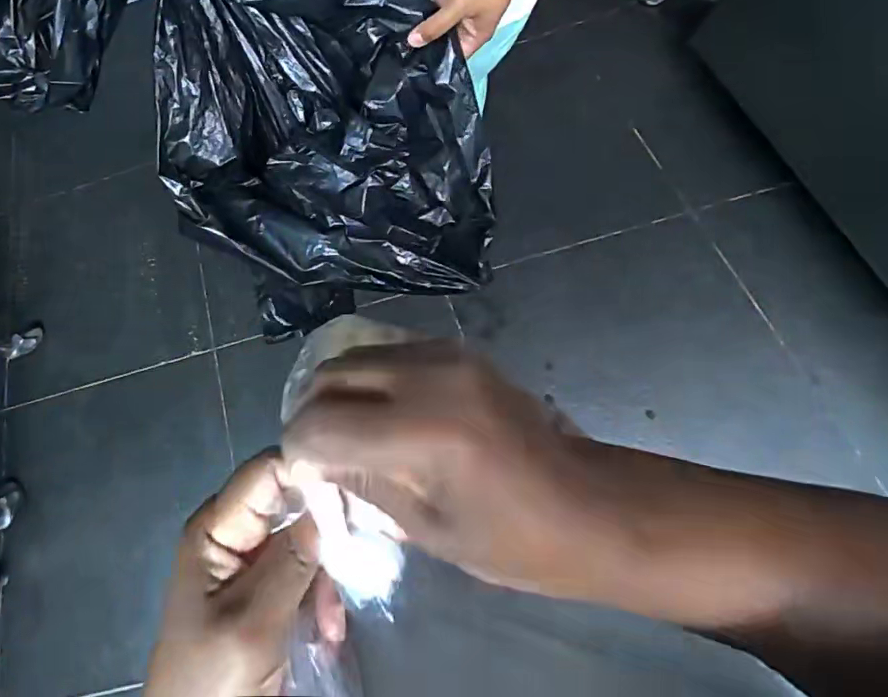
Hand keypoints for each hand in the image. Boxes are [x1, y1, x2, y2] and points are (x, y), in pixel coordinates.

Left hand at [146, 451, 338, 696]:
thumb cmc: (211, 679)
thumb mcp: (252, 622)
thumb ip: (290, 562)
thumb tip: (329, 504)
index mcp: (215, 527)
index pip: (266, 472)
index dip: (308, 473)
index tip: (351, 496)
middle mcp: (233, 534)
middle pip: (291, 503)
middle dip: (325, 532)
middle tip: (357, 559)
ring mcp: (249, 564)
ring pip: (305, 541)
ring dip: (326, 577)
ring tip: (334, 621)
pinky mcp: (266, 594)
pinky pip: (305, 575)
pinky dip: (322, 600)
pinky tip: (330, 632)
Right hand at [282, 340, 608, 598]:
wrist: (590, 503)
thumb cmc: (515, 541)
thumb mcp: (430, 529)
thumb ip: (362, 484)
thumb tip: (314, 459)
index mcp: (424, 432)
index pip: (323, 422)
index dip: (297, 446)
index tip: (298, 469)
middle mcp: (429, 376)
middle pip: (332, 375)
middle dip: (309, 411)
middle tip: (312, 448)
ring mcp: (445, 353)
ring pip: (356, 354)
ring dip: (335, 389)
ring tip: (338, 426)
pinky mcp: (457, 346)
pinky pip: (388, 349)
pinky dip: (366, 375)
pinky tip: (374, 406)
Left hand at [408, 0, 536, 55]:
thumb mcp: (460, 5)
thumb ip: (436, 25)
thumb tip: (413, 43)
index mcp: (477, 34)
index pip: (455, 56)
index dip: (435, 62)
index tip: (411, 66)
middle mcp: (469, 24)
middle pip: (445, 40)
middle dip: (425, 43)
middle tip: (396, 53)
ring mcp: (460, 6)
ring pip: (438, 22)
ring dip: (422, 26)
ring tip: (395, 38)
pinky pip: (437, 5)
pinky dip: (425, 10)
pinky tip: (404, 16)